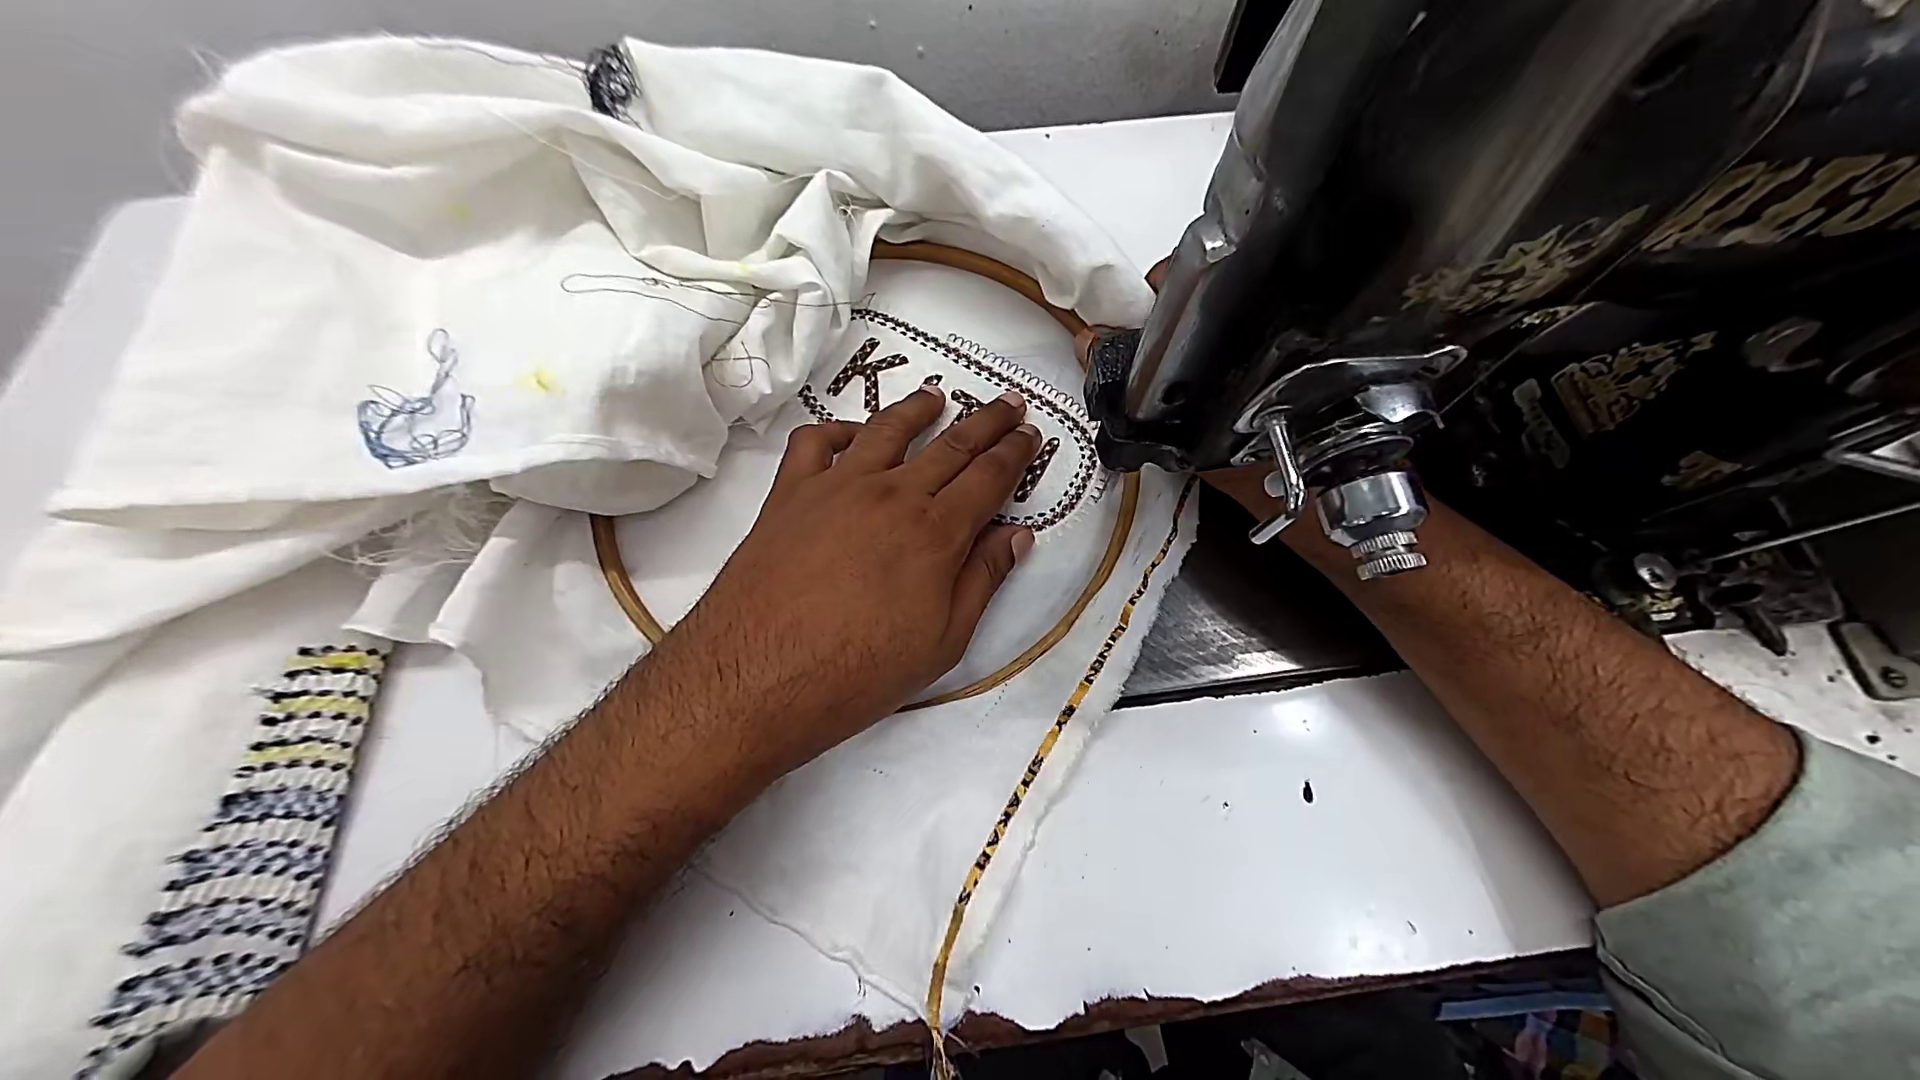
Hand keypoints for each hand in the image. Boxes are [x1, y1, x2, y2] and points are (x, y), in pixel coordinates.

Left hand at [652, 382, 1041, 771]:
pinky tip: (852, 435)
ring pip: (886, 431)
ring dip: (917, 410)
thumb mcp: (942, 642)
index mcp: (935, 533)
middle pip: (950, 446)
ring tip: (936, 397)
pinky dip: (838, 430)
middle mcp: (890, 496)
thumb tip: (1015, 536)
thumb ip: (982, 581)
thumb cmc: (858, 672)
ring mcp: (836, 488)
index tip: (1029, 433)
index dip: (1014, 452)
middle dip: (986, 421)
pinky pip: (816, 443)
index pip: (988, 478)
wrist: (758, 678)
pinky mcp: (790, 494)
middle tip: (1008, 402)